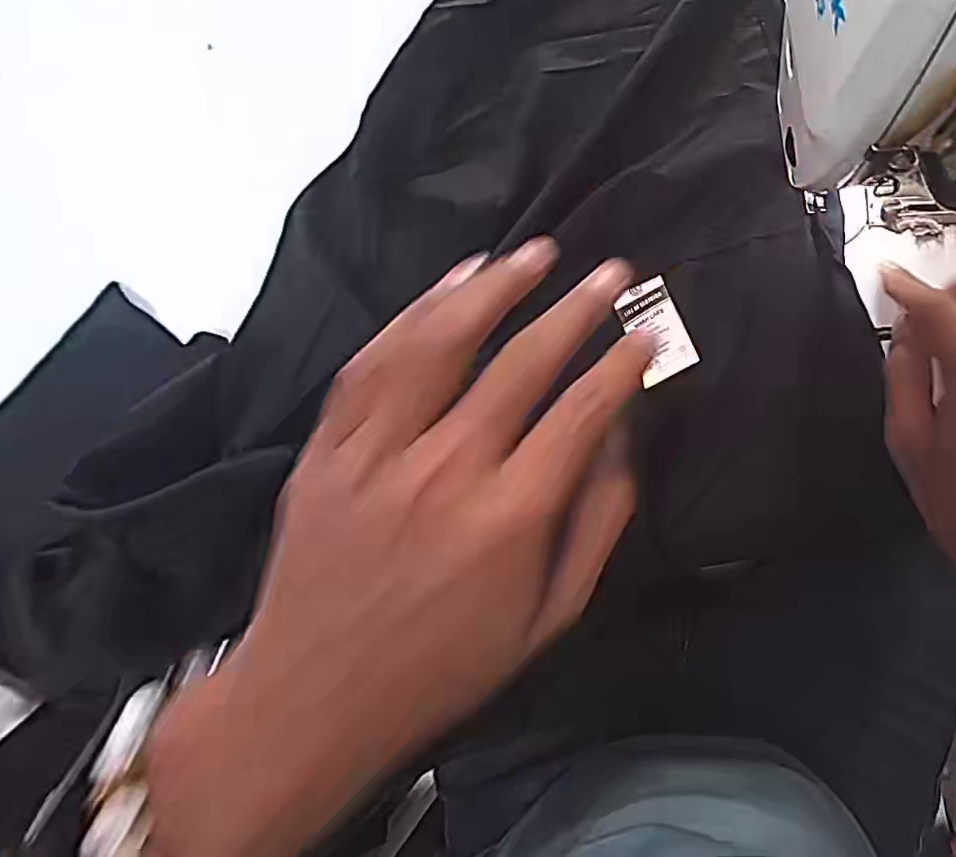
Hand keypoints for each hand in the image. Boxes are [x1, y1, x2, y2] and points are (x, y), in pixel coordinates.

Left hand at [144, 239, 652, 856]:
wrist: (310, 702)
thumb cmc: (448, 662)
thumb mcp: (551, 614)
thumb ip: (599, 520)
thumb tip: (623, 438)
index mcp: (510, 517)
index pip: (582, 412)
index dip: (622, 365)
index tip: (645, 333)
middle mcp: (445, 471)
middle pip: (522, 364)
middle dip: (577, 309)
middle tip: (611, 272)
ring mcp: (376, 454)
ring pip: (439, 344)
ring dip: (493, 289)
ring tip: (533, 253)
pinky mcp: (327, 449)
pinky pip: (372, 363)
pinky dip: (414, 313)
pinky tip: (452, 282)